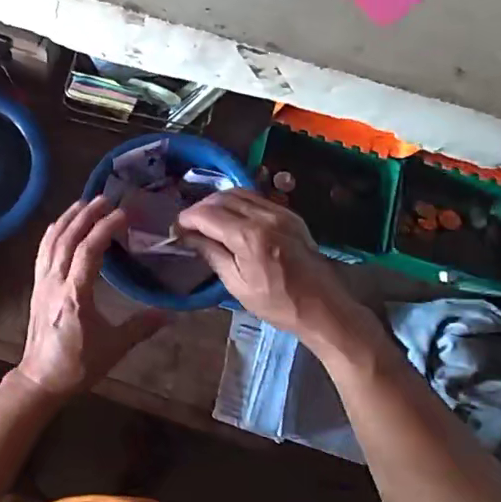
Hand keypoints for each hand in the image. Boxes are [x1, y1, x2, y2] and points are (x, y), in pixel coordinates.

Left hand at [14, 197, 168, 395]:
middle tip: (105, 198)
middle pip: (67, 239)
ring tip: (83, 204)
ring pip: (51, 242)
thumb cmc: (78, 364)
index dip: (106, 227)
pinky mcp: (36, 287)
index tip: (124, 213)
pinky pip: (42, 253)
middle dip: (86, 215)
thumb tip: (170, 314)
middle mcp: (54, 282)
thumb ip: (141, 327)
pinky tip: (60, 227)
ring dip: (67, 220)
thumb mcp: (114, 346)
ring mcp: (41, 283)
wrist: (41, 378)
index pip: (89, 250)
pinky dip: (52, 234)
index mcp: (75, 294)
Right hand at [175, 190, 377, 354]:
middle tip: (187, 226)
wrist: (325, 308)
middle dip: (198, 209)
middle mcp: (265, 218)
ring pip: (238, 193)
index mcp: (249, 237)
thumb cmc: (277, 303)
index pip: (206, 215)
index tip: (175, 230)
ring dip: (216, 203)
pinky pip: (256, 198)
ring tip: (205, 221)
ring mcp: (281, 213)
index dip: (186, 219)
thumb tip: (188, 237)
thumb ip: (212, 254)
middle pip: (221, 198)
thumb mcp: (236, 284)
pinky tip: (229, 219)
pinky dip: (236, 203)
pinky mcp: (290, 216)